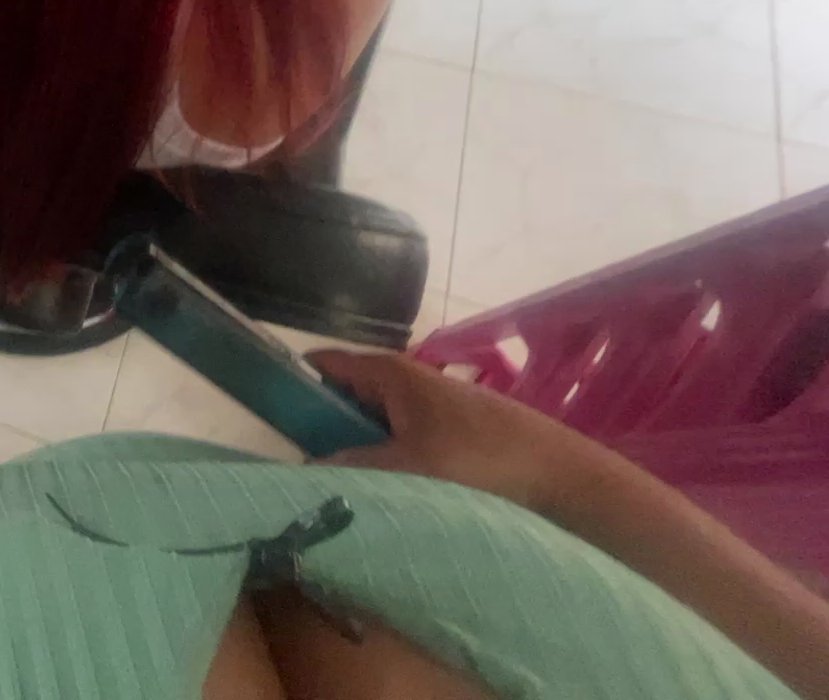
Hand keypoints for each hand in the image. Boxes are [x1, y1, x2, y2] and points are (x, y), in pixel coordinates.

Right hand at [307, 349, 615, 512]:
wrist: (579, 486)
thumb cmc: (486, 462)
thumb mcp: (409, 468)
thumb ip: (350, 467)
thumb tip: (305, 472)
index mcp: (388, 371)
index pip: (321, 363)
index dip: (293, 383)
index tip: (274, 417)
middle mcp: (406, 378)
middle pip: (344, 394)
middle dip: (326, 426)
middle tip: (317, 464)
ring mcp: (432, 404)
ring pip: (374, 420)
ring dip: (361, 446)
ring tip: (356, 482)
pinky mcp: (455, 430)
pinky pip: (401, 436)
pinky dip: (391, 457)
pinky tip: (397, 489)